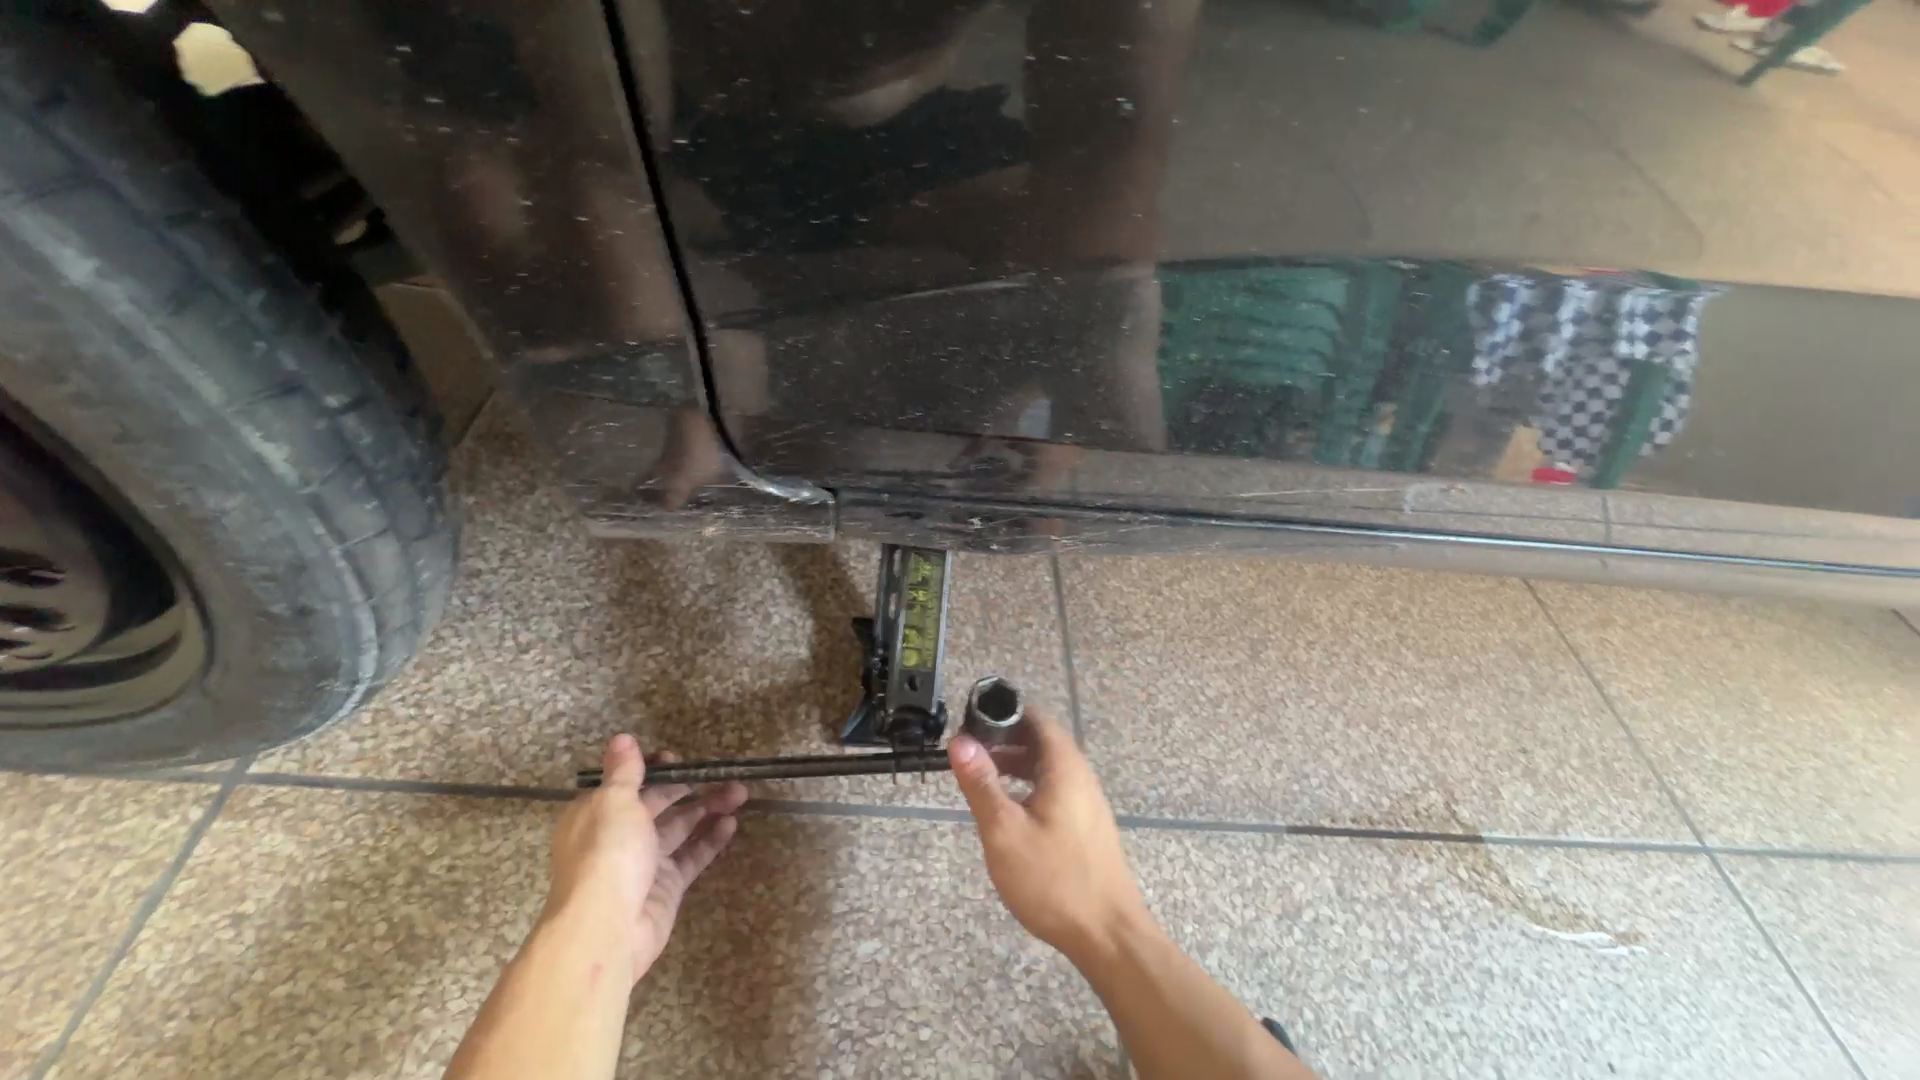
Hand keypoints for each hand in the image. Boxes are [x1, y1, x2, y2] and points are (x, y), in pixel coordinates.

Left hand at [541, 735, 747, 985]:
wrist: (606, 928)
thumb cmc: (607, 853)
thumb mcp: (614, 801)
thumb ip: (624, 771)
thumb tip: (622, 738)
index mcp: (597, 813)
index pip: (627, 784)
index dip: (652, 769)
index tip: (678, 759)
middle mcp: (619, 835)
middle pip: (659, 804)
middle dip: (690, 787)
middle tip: (724, 773)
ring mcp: (644, 862)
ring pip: (680, 828)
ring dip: (709, 808)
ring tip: (742, 792)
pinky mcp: (666, 886)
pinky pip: (691, 856)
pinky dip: (711, 839)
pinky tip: (732, 823)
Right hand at [948, 709, 1150, 961]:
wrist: (1108, 935)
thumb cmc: (1053, 880)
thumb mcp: (1005, 831)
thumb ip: (981, 784)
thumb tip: (960, 741)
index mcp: (1065, 768)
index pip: (1036, 718)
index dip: (1003, 714)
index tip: (971, 724)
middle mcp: (1081, 777)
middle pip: (1042, 741)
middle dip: (1005, 740)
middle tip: (969, 754)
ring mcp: (1089, 803)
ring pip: (1048, 768)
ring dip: (1016, 765)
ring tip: (983, 781)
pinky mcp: (1088, 827)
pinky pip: (1056, 790)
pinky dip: (1030, 787)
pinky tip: (1011, 813)